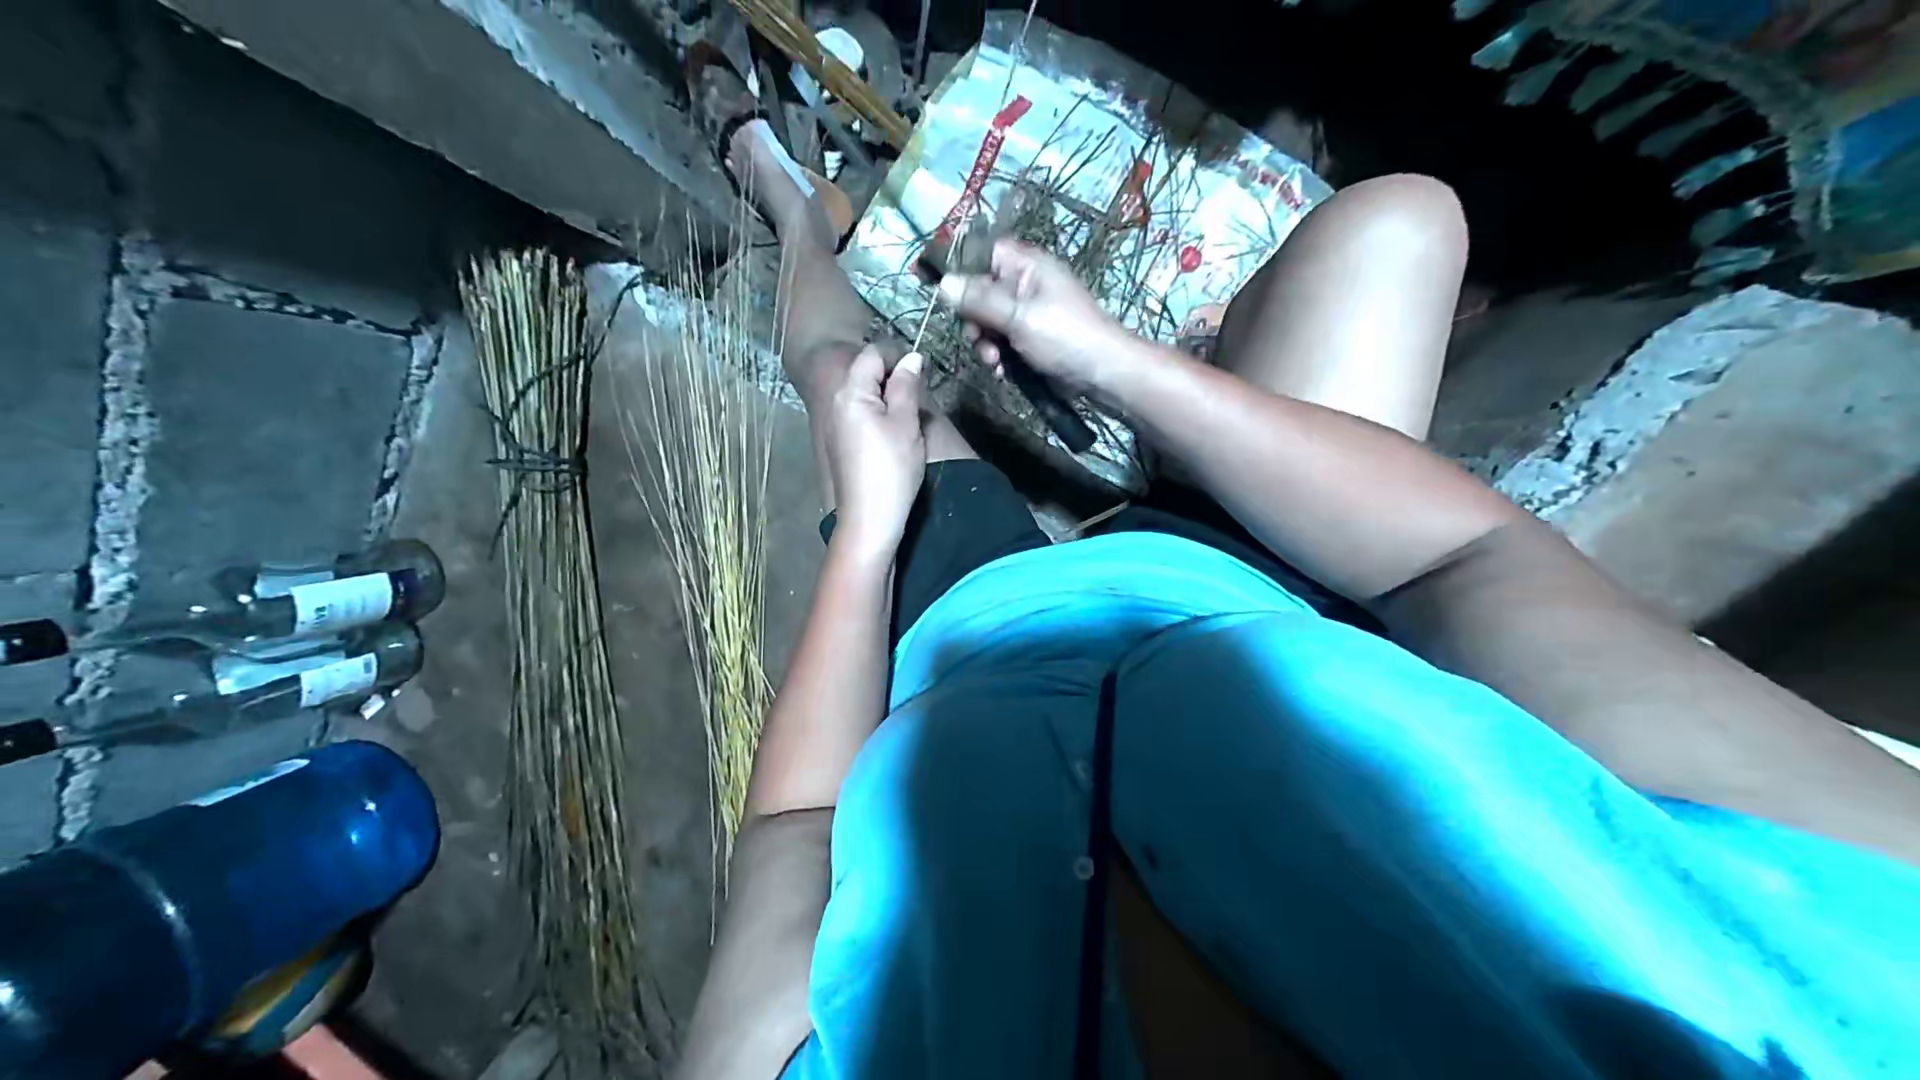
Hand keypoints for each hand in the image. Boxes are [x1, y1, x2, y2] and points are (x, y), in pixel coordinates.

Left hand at [824, 345, 926, 559]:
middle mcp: (836, 403)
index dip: (898, 357)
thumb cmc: (891, 468)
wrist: (869, 518)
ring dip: (887, 399)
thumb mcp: (906, 423)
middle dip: (893, 378)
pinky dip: (878, 417)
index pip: (873, 354)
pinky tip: (894, 438)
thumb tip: (912, 358)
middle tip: (918, 400)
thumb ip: (907, 386)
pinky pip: (858, 416)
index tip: (921, 374)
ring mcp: (834, 425)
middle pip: (865, 373)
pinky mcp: (839, 444)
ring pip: (863, 396)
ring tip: (909, 421)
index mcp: (850, 392)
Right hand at [936, 239, 1130, 392]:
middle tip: (980, 340)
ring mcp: (1028, 313)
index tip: (948, 294)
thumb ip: (979, 300)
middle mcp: (1025, 285)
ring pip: (988, 322)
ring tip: (995, 362)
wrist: (1102, 374)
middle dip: (974, 320)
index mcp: (1027, 267)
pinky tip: (1003, 370)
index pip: (985, 253)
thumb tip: (943, 283)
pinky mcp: (1030, 339)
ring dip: (985, 344)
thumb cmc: (1064, 337)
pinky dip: (998, 356)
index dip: (965, 270)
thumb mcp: (1018, 316)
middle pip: (980, 292)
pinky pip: (1001, 342)